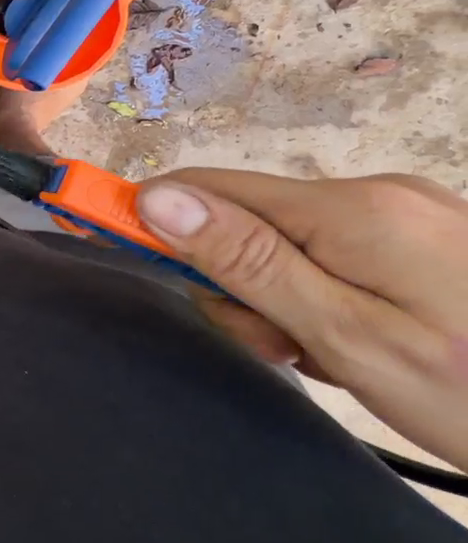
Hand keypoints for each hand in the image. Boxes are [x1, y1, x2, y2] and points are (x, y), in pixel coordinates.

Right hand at [137, 170, 467, 470]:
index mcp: (354, 209)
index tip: (110, 249)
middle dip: (236, 279)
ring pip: (287, 239)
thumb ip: (249, 263)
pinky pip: (333, 249)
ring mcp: (412, 211)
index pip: (204, 189)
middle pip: (245, 218)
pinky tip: (362, 338)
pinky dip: (323, 292)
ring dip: (281, 294)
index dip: (149, 219)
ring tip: (330, 353)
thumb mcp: (350, 340)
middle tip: (280, 346)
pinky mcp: (433, 236)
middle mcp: (380, 192)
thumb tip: (154, 198)